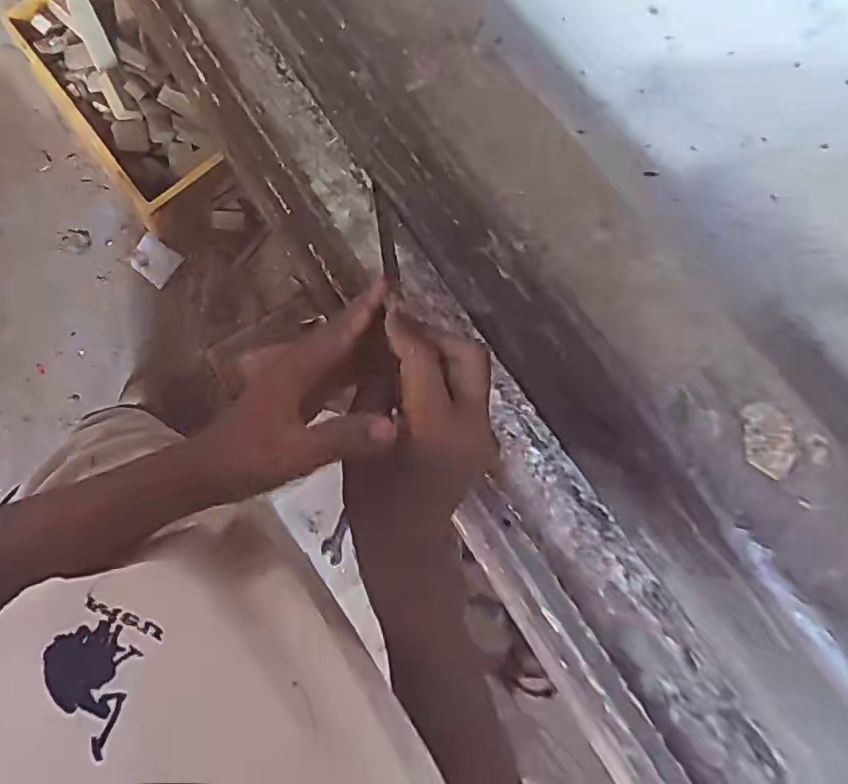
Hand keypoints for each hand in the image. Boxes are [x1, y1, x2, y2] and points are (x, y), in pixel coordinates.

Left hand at [184, 282, 399, 502]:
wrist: (208, 469)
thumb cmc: (247, 457)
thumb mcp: (296, 452)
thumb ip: (342, 438)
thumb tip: (393, 425)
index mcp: (294, 370)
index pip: (337, 333)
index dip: (363, 309)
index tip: (388, 281)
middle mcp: (294, 368)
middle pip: (339, 339)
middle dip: (372, 322)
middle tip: (413, 308)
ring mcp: (292, 384)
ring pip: (336, 358)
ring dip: (365, 347)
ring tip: (404, 338)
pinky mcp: (293, 401)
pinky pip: (331, 379)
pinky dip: (355, 374)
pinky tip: (376, 380)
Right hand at [345, 308, 496, 540]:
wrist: (406, 543)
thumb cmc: (371, 495)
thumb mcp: (363, 432)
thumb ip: (377, 385)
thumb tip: (382, 346)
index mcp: (435, 427)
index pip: (425, 358)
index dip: (404, 327)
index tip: (385, 304)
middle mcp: (472, 426)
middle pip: (468, 354)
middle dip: (433, 332)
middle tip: (397, 329)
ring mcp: (484, 432)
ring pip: (473, 368)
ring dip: (440, 349)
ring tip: (402, 346)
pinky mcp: (483, 437)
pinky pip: (467, 388)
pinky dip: (442, 370)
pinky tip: (412, 373)